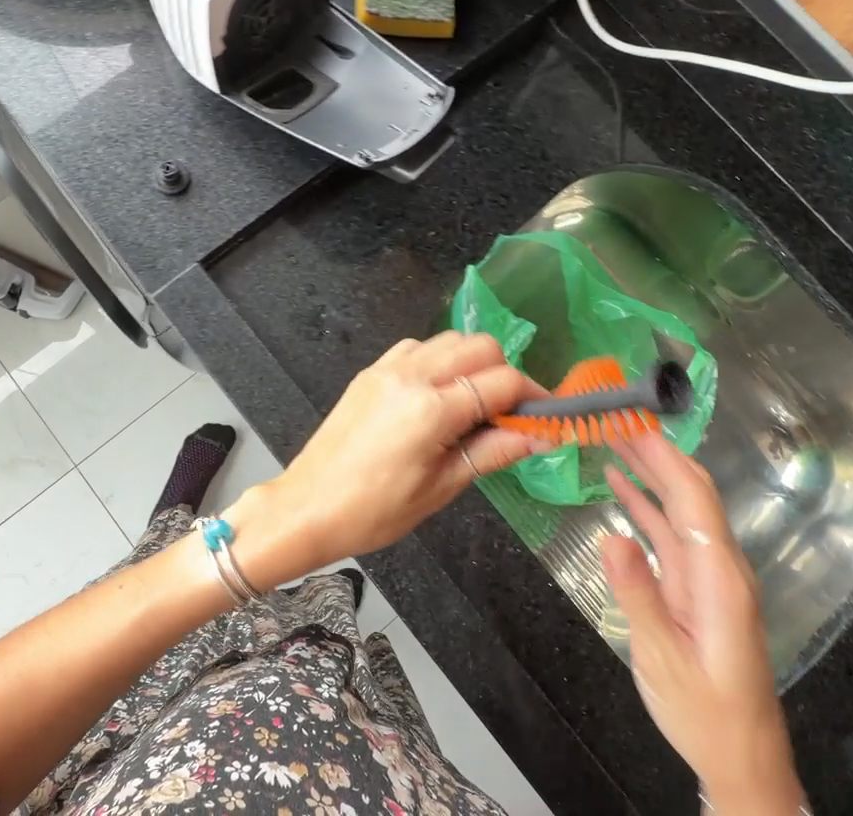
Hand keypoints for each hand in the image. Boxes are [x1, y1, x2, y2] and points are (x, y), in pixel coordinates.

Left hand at [226, 331, 548, 586]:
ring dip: (472, 363)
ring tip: (473, 406)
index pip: (502, 381)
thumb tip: (540, 436)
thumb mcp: (441, 488)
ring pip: (449, 340)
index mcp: (431, 409)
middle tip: (508, 413)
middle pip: (480, 346)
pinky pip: (417, 348)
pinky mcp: (370, 371)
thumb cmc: (375, 511)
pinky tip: (437, 395)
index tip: (546, 417)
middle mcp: (411, 374)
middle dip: (504, 373)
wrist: (306, 507)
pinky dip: (439, 361)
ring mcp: (387, 368)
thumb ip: (492, 452)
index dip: (533, 396)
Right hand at [598, 435, 805, 815]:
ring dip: (650, 473)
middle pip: (693, 494)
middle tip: (615, 418)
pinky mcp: (699, 589)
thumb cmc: (704, 712)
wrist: (741, 759)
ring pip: (682, 509)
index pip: (692, 500)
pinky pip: (673, 536)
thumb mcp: (663, 659)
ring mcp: (711, 577)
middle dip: (657, 452)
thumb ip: (638, 595)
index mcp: (719, 579)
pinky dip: (647, 507)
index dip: (663, 457)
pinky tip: (621, 488)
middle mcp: (721, 567)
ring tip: (612, 440)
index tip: (631, 421)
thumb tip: (610, 536)